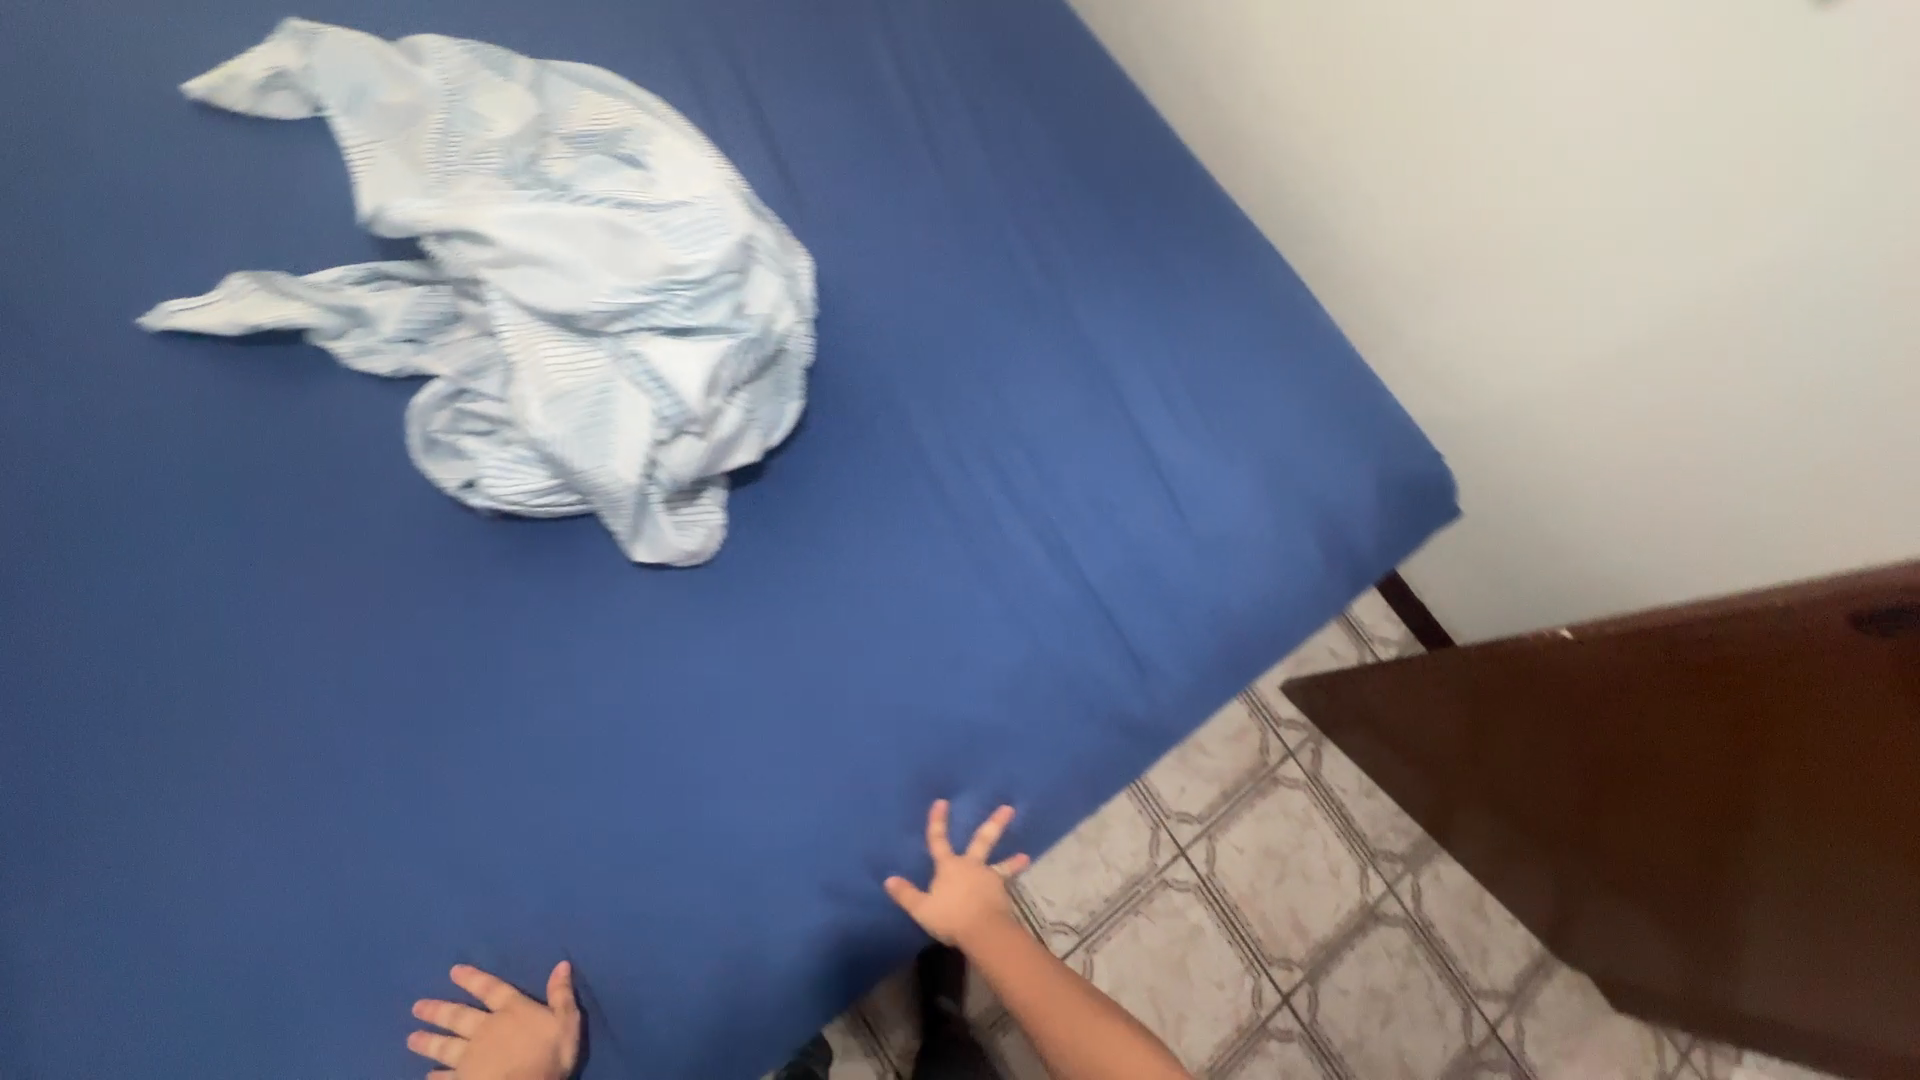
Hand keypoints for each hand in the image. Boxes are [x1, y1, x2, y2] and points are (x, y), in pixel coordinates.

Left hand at [408, 961, 580, 1079]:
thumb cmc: (549, 1053)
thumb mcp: (566, 1019)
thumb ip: (561, 993)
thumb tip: (562, 963)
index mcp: (512, 1010)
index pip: (491, 989)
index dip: (473, 979)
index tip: (453, 971)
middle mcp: (486, 1029)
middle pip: (459, 1017)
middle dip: (438, 1011)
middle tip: (417, 1007)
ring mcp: (470, 1057)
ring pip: (445, 1045)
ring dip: (428, 1041)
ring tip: (411, 1038)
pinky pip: (445, 1077)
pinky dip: (435, 1076)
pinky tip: (427, 1075)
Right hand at [885, 800, 1031, 947]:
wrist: (983, 930)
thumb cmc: (950, 917)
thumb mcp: (921, 909)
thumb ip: (906, 894)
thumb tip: (888, 880)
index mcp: (949, 866)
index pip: (939, 840)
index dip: (938, 822)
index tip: (942, 802)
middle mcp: (971, 866)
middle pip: (982, 841)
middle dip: (995, 823)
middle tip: (1009, 808)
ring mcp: (989, 878)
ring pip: (1002, 865)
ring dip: (1013, 861)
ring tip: (1025, 857)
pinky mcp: (1002, 894)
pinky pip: (1006, 887)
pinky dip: (1009, 889)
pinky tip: (1010, 892)